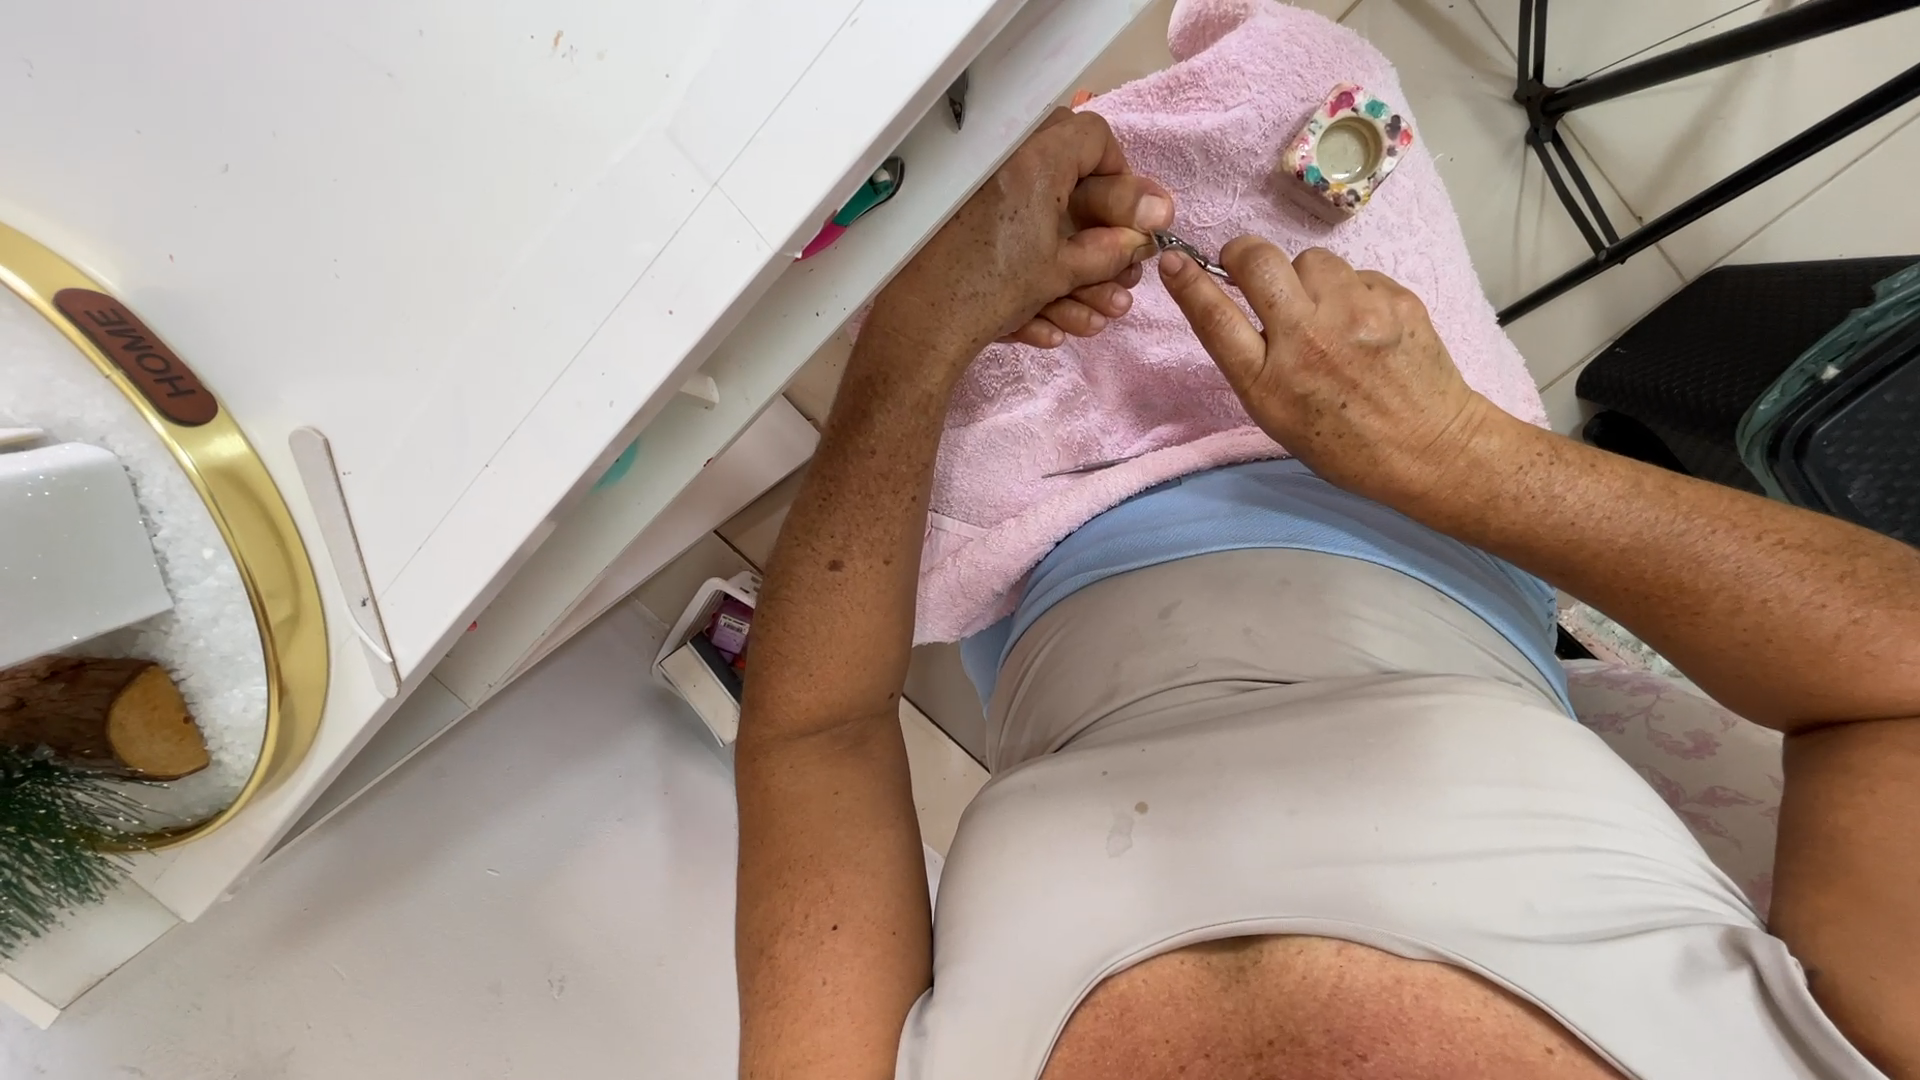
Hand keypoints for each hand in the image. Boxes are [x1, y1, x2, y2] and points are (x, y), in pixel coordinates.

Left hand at [868, 108, 1173, 360]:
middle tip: (1115, 270)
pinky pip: (1006, 247)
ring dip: (1071, 276)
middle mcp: (1007, 164)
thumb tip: (1148, 230)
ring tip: (1095, 320)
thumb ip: (1112, 247)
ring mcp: (980, 195)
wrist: (924, 324)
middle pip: (1069, 175)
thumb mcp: (1064, 269)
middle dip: (1096, 230)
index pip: (1094, 137)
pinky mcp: (960, 227)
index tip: (1127, 218)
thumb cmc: (993, 289)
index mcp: (1036, 159)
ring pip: (1040, 223)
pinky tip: (1049, 332)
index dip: (1118, 177)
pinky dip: (1029, 288)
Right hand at [1159, 237, 1498, 502]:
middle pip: (1259, 262)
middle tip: (1245, 267)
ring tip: (1320, 311)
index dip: (1188, 284)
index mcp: (1267, 381)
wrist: (1427, 447)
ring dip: (1303, 277)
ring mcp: (1355, 313)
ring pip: (1311, 260)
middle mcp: (1306, 340)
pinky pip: (1355, 274)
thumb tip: (1237, 304)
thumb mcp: (1275, 413)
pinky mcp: (1395, 298)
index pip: (1215, 318)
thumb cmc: (1339, 442)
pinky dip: (1347, 291)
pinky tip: (1360, 323)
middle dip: (1243, 254)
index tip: (1173, 261)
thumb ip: (1252, 361)